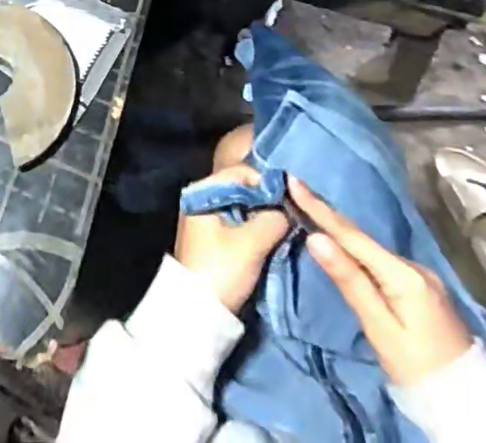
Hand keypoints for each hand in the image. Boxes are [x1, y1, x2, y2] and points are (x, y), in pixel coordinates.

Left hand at [175, 165, 290, 313]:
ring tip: (283, 224)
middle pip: (240, 187)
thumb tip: (288, 209)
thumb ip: (273, 219)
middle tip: (289, 211)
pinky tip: (270, 235)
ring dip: (261, 213)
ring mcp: (204, 217)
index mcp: (202, 192)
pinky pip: (236, 220)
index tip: (287, 199)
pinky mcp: (211, 236)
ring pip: (240, 205)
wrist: (197, 313)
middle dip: (265, 198)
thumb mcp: (251, 244)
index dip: (265, 182)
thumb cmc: (221, 271)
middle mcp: (200, 198)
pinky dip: (253, 225)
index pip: (239, 172)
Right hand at [290, 178, 473, 387]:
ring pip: (370, 246)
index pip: (352, 235)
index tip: (294, 181)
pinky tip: (341, 241)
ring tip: (309, 207)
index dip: (320, 208)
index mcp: (404, 273)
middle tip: (296, 187)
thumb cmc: (420, 370)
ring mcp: (419, 275)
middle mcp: (413, 265)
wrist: (469, 404)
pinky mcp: (420, 287)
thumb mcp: (380, 329)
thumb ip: (350, 281)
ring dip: (339, 228)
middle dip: (327, 212)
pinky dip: (356, 247)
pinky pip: (380, 259)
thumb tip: (315, 238)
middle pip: (361, 236)